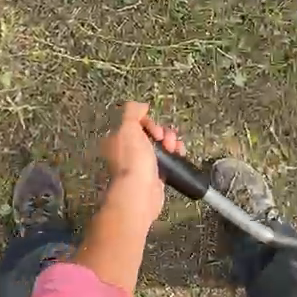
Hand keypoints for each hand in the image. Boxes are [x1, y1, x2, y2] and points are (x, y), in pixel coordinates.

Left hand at [98, 101, 179, 226]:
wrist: (140, 192)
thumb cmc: (132, 160)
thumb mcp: (129, 127)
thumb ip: (133, 111)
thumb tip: (141, 105)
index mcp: (117, 139)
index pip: (135, 122)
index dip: (148, 122)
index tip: (154, 129)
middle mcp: (127, 151)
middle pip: (149, 133)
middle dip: (162, 132)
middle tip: (165, 139)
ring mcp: (140, 164)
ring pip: (160, 145)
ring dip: (170, 142)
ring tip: (174, 148)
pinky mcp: (154, 174)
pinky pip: (166, 159)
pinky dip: (174, 154)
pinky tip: (179, 153)